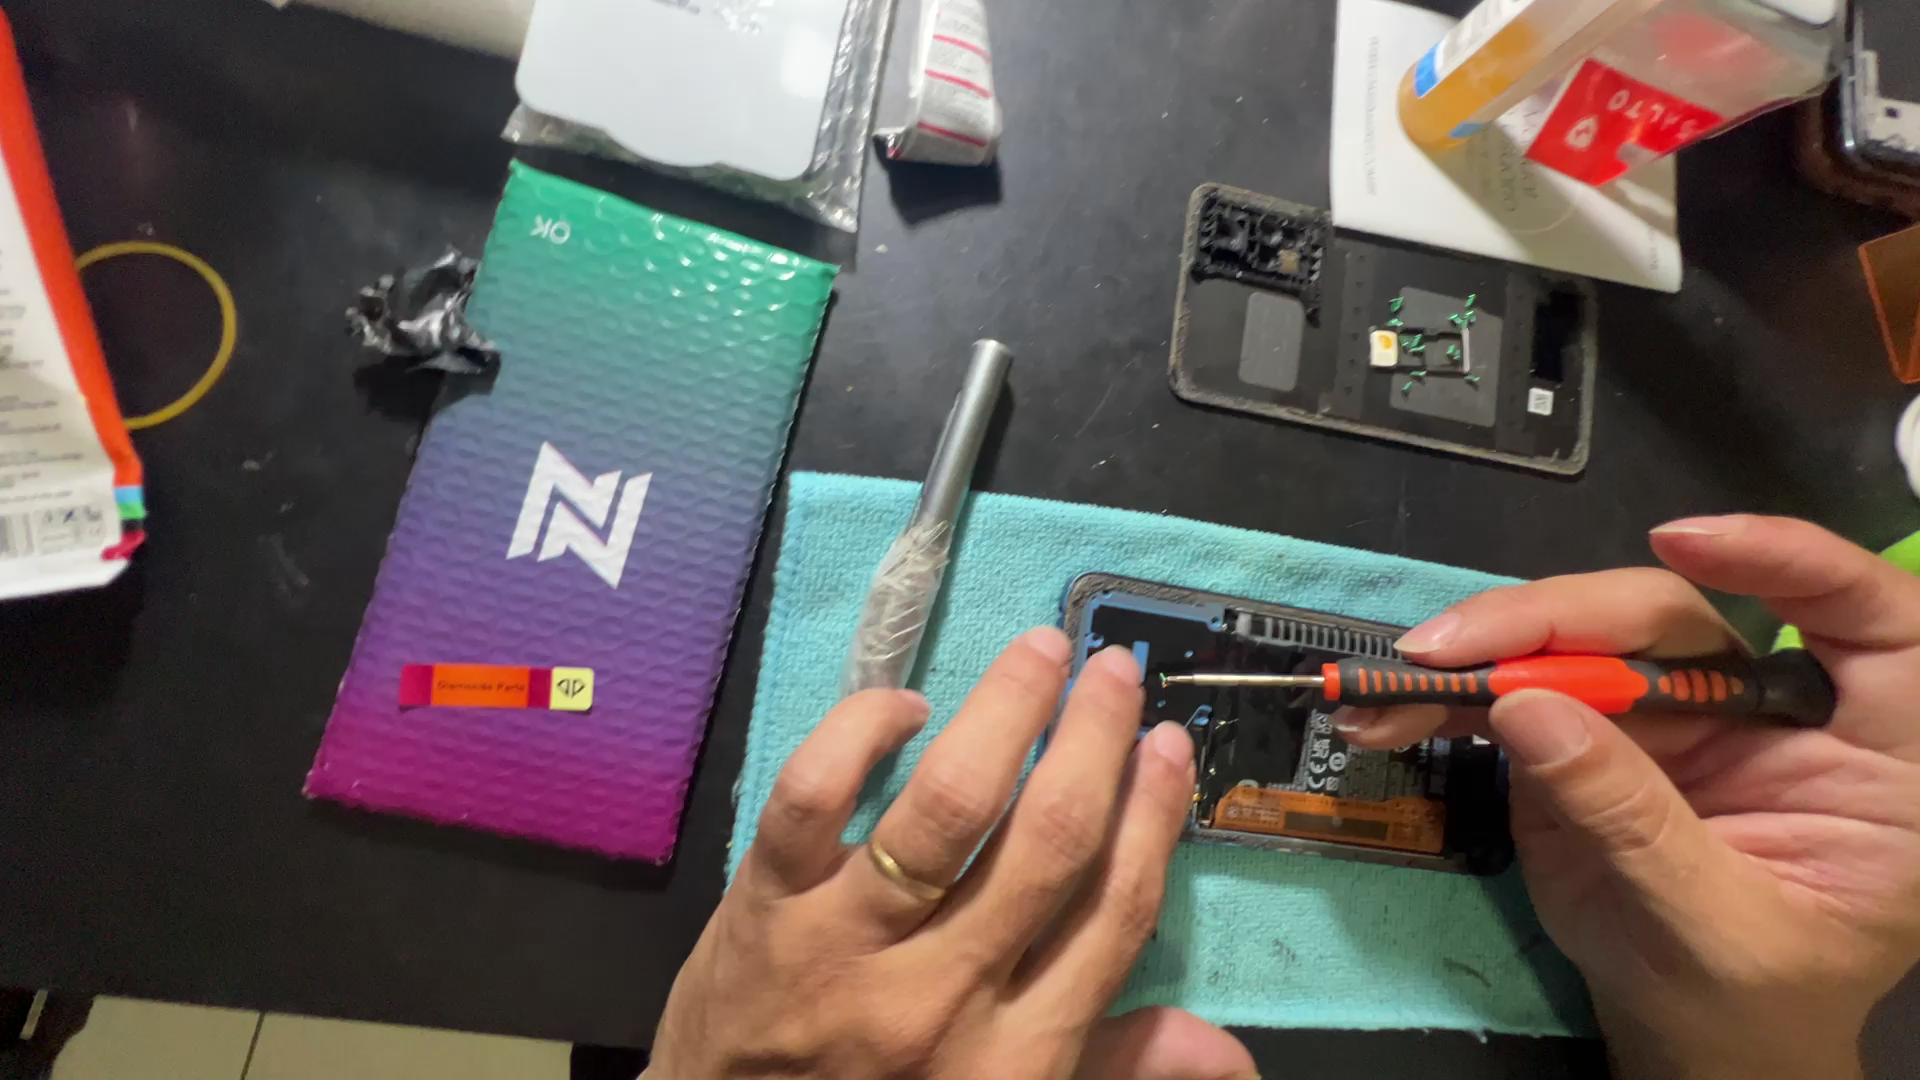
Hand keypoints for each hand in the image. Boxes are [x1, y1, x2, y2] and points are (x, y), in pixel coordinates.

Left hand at [645, 627, 1256, 1079]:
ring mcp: (846, 940)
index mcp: (1018, 1052)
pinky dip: (860, 731)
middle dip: (1092, 739)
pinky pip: (815, 793)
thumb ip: (1112, 1070)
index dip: (1151, 814)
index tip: (1166, 741)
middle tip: (1111, 667)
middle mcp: (942, 992)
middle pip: (1045, 840)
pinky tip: (903, 706)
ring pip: (947, 804)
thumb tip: (1231, 1053)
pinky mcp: (766, 900)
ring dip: (1005, 712)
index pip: (1111, 911)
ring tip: (1040, 650)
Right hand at [1338, 516, 1919, 1079]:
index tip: (1680, 541)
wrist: (1673, 1018)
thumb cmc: (1744, 988)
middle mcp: (1746, 704)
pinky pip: (1493, 689)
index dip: (1787, 563)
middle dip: (1542, 621)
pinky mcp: (1563, 724)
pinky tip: (1381, 718)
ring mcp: (1647, 710)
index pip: (1863, 621)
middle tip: (1443, 651)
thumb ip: (1630, 815)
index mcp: (1857, 749)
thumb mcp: (1713, 921)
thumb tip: (1527, 709)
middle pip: (1652, 616)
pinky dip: (1432, 699)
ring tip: (1384, 690)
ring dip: (1463, 657)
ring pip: (1555, 640)